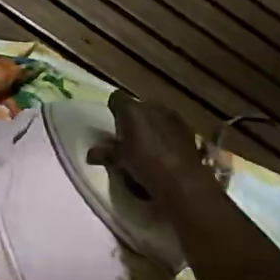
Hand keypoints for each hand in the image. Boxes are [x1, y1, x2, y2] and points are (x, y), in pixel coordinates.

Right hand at [87, 91, 218, 202]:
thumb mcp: (120, 161)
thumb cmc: (145, 166)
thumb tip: (91, 153)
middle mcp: (152, 106)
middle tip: (130, 140)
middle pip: (138, 107)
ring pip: (157, 115)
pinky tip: (167, 152)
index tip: (114, 127)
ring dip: (152, 126)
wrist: (181, 179)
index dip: (114, 111)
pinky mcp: (188, 128)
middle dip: (134, 119)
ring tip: (149, 147)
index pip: (116, 99)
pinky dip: (167, 134)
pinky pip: (172, 126)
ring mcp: (172, 115)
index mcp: (132, 110)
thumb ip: (106, 153)